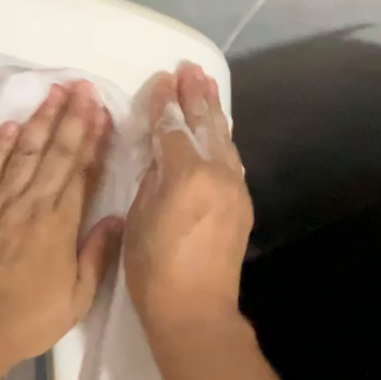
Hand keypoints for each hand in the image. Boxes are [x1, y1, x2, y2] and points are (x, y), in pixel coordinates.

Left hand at [0, 82, 123, 377]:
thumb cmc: (27, 320)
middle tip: (83, 86)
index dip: (94, 139)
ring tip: (54, 92)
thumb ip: (98, 255)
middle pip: (56, 151)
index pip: (82, 171)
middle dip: (72, 116)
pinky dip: (0, 146)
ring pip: (24, 151)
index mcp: (61, 223)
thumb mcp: (77, 298)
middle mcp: (32, 203)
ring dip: (40, 120)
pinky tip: (11, 126)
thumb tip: (118, 217)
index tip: (103, 111)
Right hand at [123, 63, 252, 334]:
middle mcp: (218, 173)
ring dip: (214, 111)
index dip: (165, 103)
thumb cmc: (154, 268)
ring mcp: (235, 188)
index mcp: (186, 174)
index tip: (162, 79)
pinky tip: (218, 131)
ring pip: (224, 139)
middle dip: (197, 95)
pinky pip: (231, 160)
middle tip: (190, 69)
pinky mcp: (242, 204)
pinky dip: (222, 139)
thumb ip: (152, 180)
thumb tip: (161, 159)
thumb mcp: (138, 218)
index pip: (173, 128)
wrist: (195, 310)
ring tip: (207, 85)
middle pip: (206, 125)